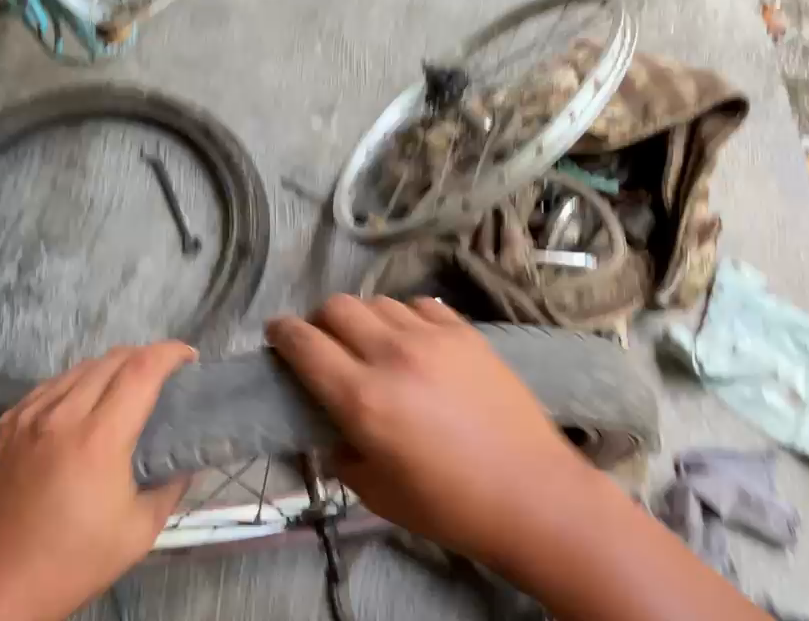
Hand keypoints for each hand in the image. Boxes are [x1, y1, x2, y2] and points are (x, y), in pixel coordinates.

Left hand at [0, 342, 195, 620]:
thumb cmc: (73, 561)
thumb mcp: (138, 532)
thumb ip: (169, 487)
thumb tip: (185, 460)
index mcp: (98, 438)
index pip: (141, 370)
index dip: (169, 353)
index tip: (188, 356)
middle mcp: (61, 415)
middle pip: (111, 360)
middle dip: (144, 356)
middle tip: (162, 375)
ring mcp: (29, 415)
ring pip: (79, 368)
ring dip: (110, 367)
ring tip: (125, 386)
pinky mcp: (7, 423)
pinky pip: (50, 386)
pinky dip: (76, 383)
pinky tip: (82, 402)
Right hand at [265, 295, 593, 571]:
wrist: (532, 495)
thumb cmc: (449, 507)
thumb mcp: (377, 493)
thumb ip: (341, 454)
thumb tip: (328, 430)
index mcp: (362, 399)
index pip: (303, 344)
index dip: (281, 333)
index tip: (276, 335)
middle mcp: (391, 356)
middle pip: (335, 307)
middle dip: (318, 320)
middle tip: (322, 342)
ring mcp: (432, 338)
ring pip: (376, 302)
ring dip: (362, 318)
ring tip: (370, 342)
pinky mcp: (465, 332)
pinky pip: (419, 305)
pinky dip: (403, 317)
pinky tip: (411, 340)